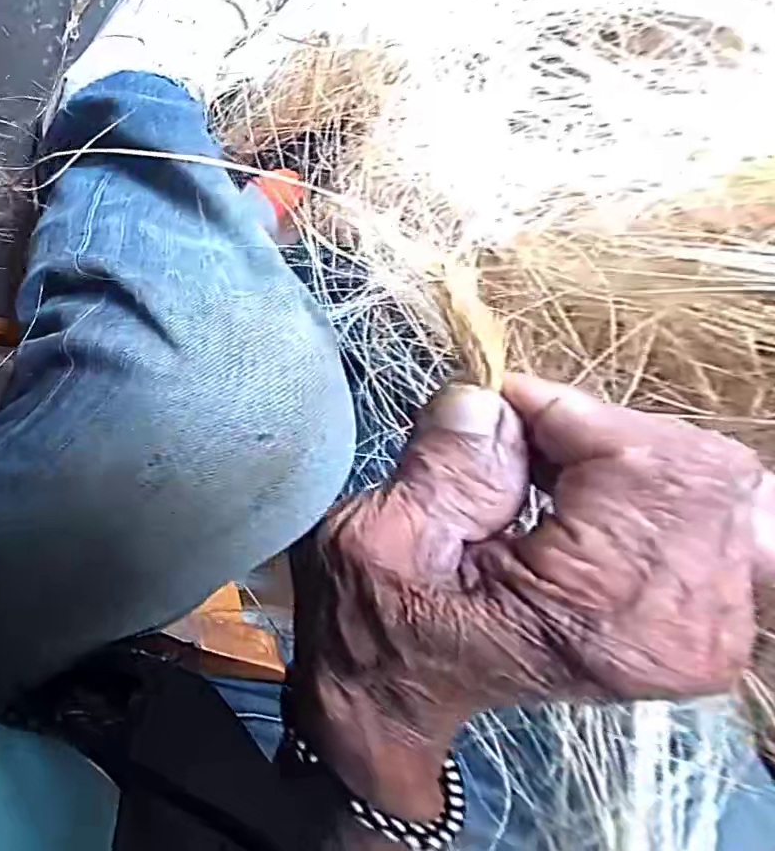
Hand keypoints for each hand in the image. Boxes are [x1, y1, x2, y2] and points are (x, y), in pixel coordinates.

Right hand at [291, 374, 773, 817]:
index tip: (482, 402)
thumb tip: (482, 401)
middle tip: (495, 432)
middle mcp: (691, 625)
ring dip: (612, 452)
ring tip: (520, 461)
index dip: (569, 412)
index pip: (658, 469)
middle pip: (709, 476)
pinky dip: (631, 480)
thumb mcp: (378, 536)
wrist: (388, 684)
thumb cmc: (367, 613)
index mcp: (604, 608)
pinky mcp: (698, 615)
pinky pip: (707, 516)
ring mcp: (708, 626)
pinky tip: (557, 487)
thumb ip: (442, 471)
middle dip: (595, 428)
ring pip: (717, 490)